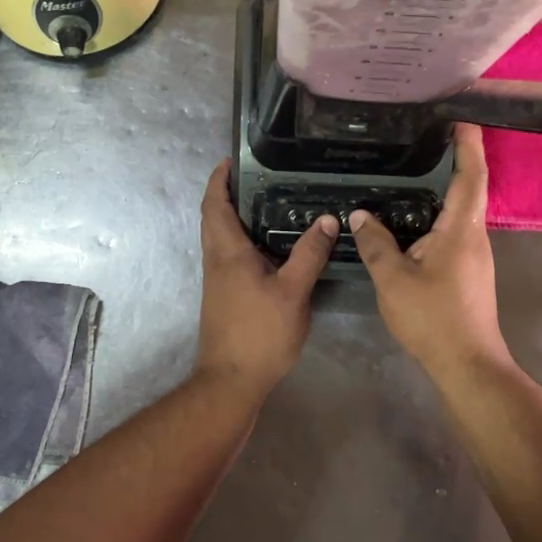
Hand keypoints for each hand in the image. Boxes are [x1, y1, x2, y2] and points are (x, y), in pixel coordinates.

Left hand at [195, 159, 337, 395]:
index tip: (230, 160)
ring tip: (265, 204)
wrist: (230, 381)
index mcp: (227, 253)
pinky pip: (229, 255)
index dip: (219, 180)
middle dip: (227, 194)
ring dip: (234, 216)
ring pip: (220, 238)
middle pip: (214, 218)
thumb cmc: (259, 333)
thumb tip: (327, 219)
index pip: (215, 205)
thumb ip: (309, 254)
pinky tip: (268, 247)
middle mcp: (216, 261)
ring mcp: (217, 281)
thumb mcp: (293, 292)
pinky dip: (242, 239)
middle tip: (254, 177)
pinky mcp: (224, 296)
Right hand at [349, 123, 508, 376]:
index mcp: (461, 230)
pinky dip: (435, 217)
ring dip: (442, 192)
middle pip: (468, 191)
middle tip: (427, 139)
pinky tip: (412, 220)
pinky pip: (452, 232)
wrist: (467, 364)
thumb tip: (360, 215)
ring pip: (459, 214)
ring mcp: (474, 256)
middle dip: (454, 162)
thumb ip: (375, 243)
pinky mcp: (468, 273)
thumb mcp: (393, 279)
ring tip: (413, 173)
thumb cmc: (433, 317)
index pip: (470, 177)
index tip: (462, 119)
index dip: (468, 146)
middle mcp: (474, 237)